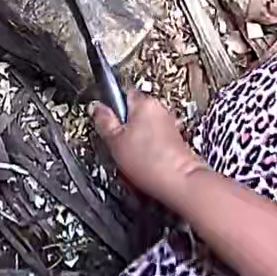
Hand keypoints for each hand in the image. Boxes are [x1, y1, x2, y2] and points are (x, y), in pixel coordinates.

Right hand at [91, 89, 206, 205]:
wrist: (181, 183)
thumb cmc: (151, 162)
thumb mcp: (114, 140)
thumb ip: (103, 120)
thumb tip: (95, 107)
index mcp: (144, 102)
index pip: (122, 92)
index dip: (111, 106)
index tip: (106, 121)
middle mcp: (159, 109)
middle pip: (132, 112)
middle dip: (123, 128)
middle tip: (117, 143)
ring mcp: (169, 125)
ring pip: (142, 129)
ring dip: (135, 141)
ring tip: (130, 158)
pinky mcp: (174, 142)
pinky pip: (153, 141)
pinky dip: (147, 151)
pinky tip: (143, 164)